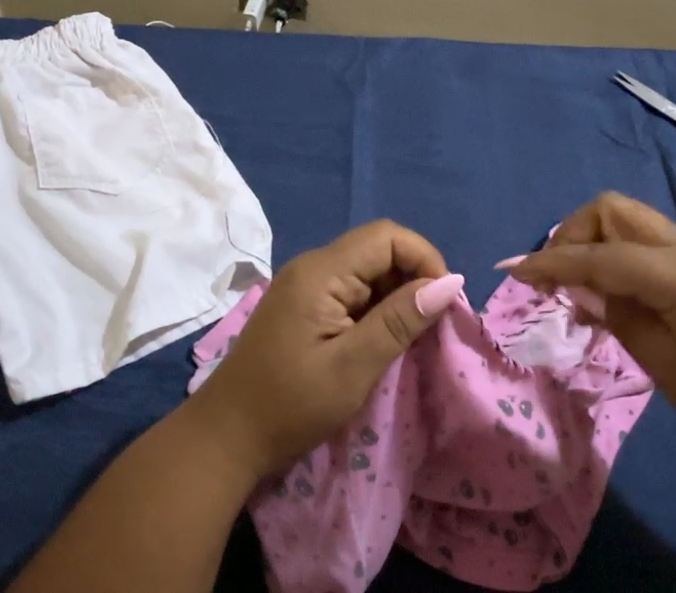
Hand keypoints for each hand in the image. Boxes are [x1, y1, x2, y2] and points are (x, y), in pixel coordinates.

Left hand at [185, 220, 464, 476]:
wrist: (226, 438)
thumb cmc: (290, 405)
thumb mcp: (353, 367)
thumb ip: (399, 321)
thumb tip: (450, 283)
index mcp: (320, 272)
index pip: (386, 236)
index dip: (424, 258)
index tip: (444, 302)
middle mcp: (312, 268)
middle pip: (377, 249)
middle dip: (413, 277)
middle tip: (431, 325)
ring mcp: (305, 287)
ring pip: (367, 271)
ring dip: (396, 296)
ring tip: (411, 338)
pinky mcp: (304, 307)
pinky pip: (351, 291)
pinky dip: (376, 309)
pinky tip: (383, 342)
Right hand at [508, 193, 675, 448]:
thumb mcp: (666, 364)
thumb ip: (619, 317)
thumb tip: (587, 292)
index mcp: (673, 272)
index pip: (595, 254)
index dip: (549, 262)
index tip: (511, 274)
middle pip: (609, 209)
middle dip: (573, 234)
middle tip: (560, 280)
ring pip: (627, 218)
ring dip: (594, 240)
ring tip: (583, 287)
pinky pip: (645, 239)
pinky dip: (617, 252)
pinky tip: (616, 293)